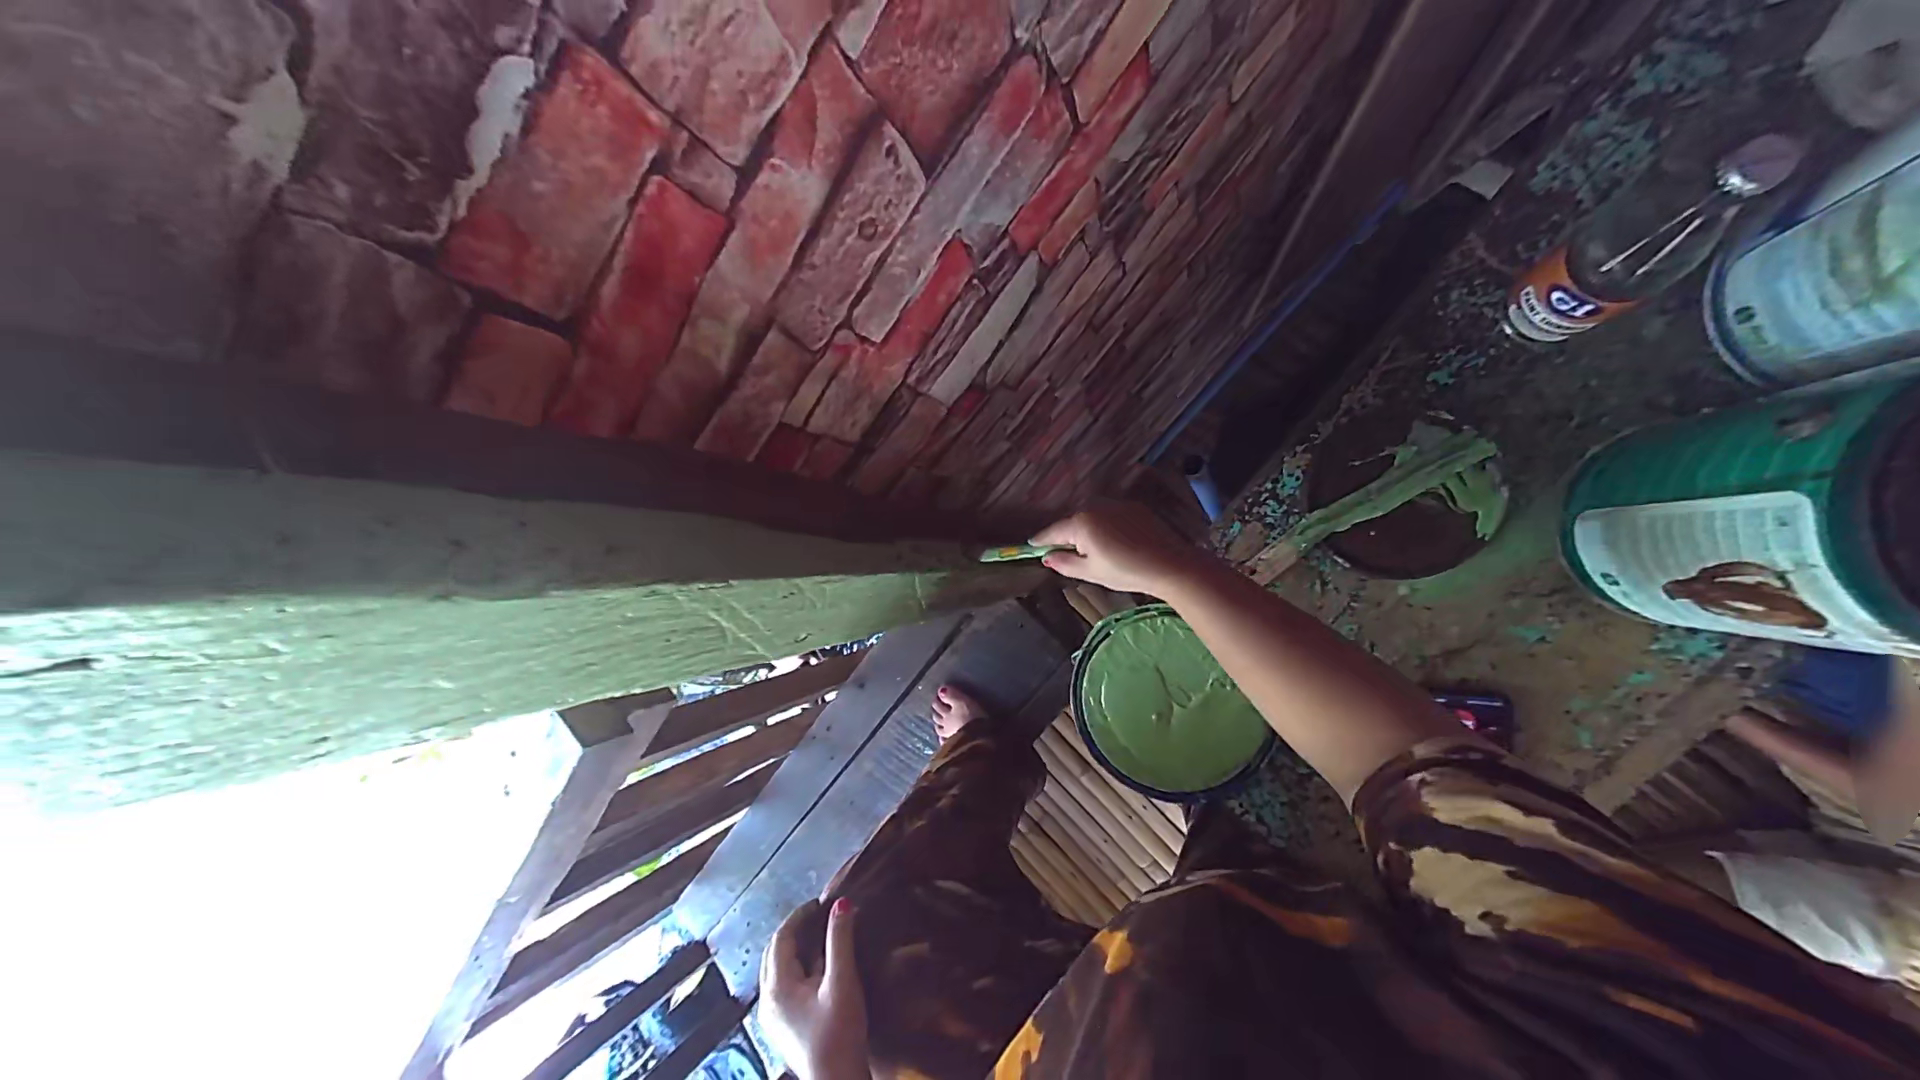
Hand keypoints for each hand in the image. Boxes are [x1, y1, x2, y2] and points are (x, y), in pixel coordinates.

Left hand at [759, 897, 868, 1079]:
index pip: (781, 938)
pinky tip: (819, 967)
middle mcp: (767, 1000)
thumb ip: (840, 941)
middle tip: (820, 916)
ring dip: (797, 948)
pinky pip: (785, 985)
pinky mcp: (783, 1026)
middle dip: (795, 930)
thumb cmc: (839, 1032)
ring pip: (779, 969)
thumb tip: (841, 903)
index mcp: (776, 987)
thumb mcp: (842, 982)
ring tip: (822, 935)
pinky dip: (799, 967)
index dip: (800, 916)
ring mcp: (772, 1016)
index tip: (821, 903)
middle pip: (775, 952)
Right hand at [1031, 503, 1208, 595]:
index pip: (1053, 532)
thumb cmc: (1125, 571)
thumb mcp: (1091, 572)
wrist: (1169, 564)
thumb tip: (1047, 557)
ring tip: (1096, 551)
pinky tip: (1116, 543)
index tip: (1032, 546)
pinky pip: (1111, 515)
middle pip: (1073, 522)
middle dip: (1069, 537)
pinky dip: (1107, 526)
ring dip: (1089, 530)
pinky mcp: (1134, 507)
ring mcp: (1116, 504)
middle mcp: (1095, 506)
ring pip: (1093, 517)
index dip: (1042, 541)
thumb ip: (1064, 563)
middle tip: (1069, 556)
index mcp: (1081, 522)